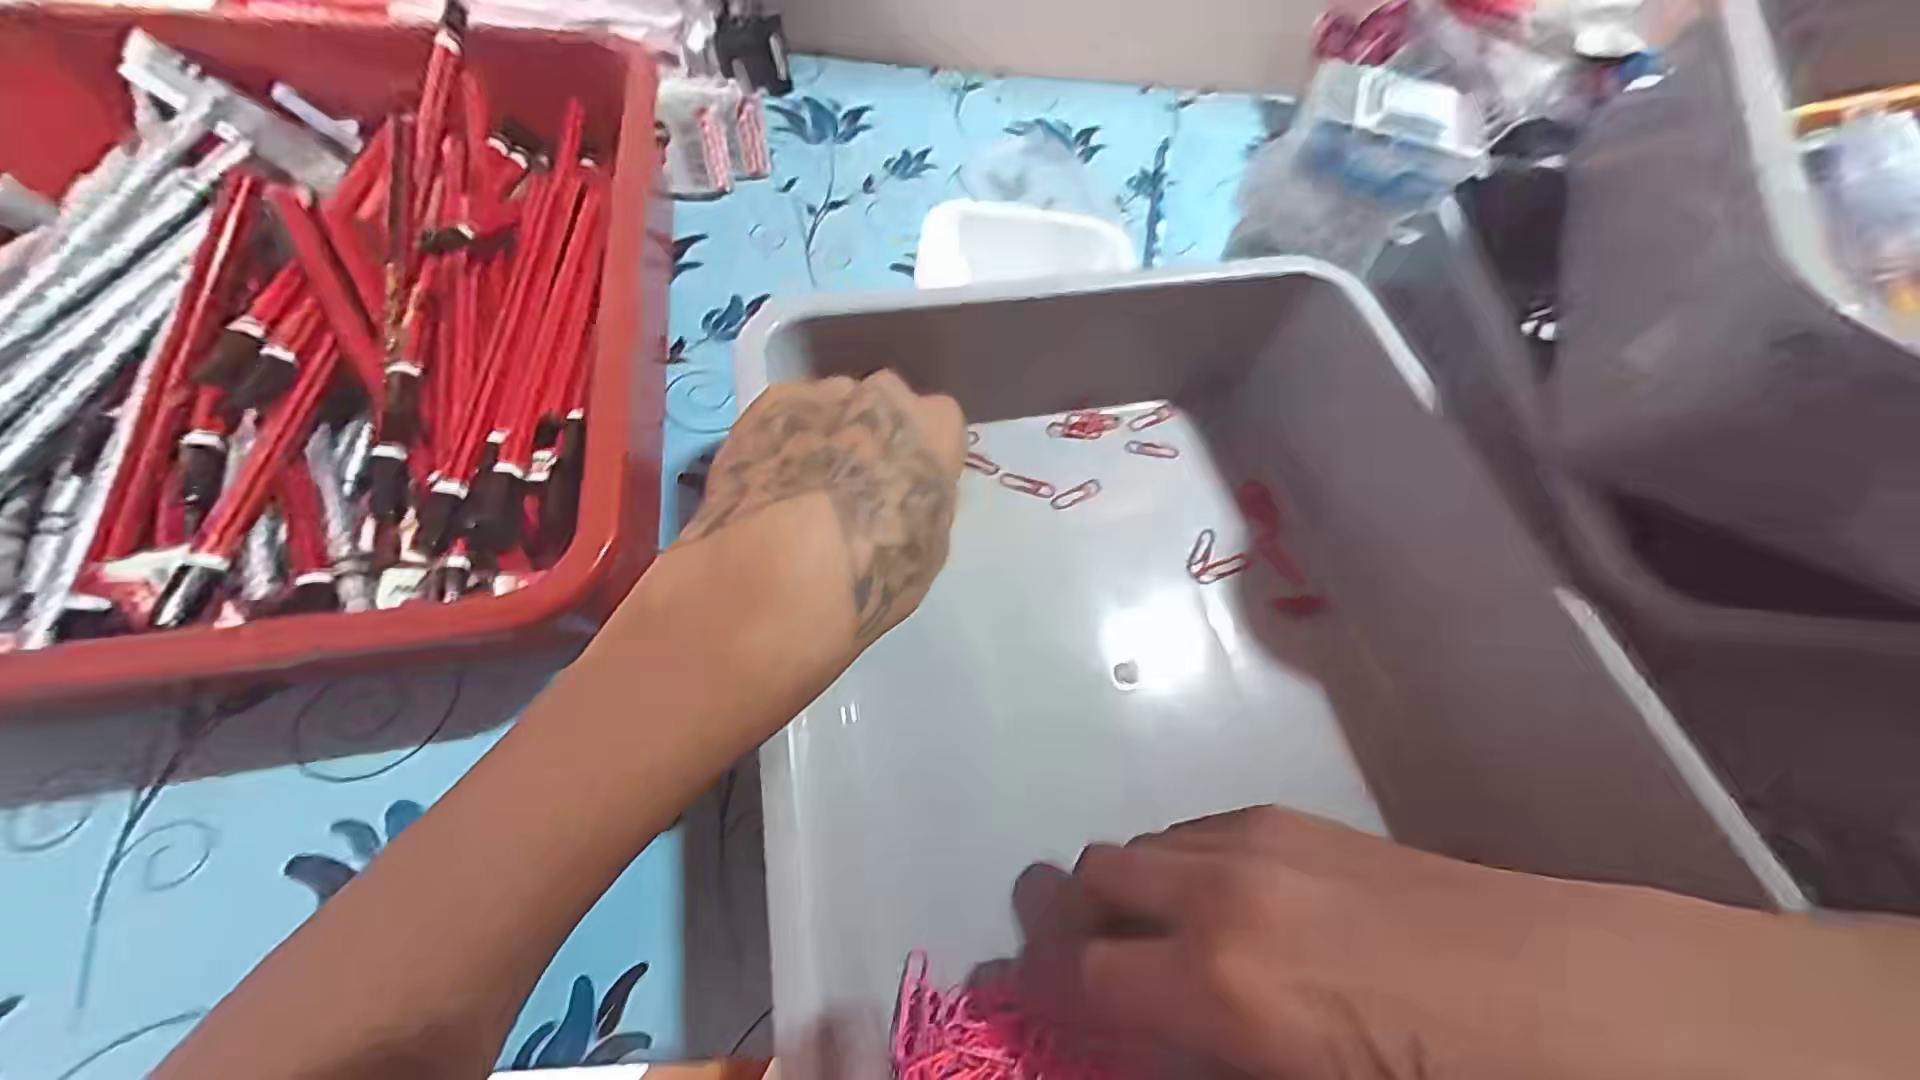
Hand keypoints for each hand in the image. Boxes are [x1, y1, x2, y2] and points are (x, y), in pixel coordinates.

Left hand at [677, 370, 963, 647]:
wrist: (789, 562)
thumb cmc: (878, 566)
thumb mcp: (927, 545)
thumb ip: (919, 502)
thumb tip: (901, 499)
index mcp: (937, 425)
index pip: (937, 426)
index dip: (915, 457)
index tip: (900, 484)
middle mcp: (885, 393)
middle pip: (880, 406)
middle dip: (868, 437)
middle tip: (850, 486)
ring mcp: (823, 392)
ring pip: (828, 406)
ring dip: (820, 437)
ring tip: (799, 489)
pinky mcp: (767, 403)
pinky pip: (780, 416)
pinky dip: (776, 442)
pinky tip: (764, 482)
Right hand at [1017, 807, 1867, 1079]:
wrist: (1614, 1004)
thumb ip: (1208, 1063)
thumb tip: (1152, 1044)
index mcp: (1223, 983)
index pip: (1079, 974)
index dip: (1037, 991)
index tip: (1025, 1006)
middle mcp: (1218, 890)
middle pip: (1089, 880)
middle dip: (1069, 928)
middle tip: (1091, 980)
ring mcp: (1256, 840)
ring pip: (1138, 849)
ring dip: (1126, 898)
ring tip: (1163, 950)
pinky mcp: (1294, 819)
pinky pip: (1192, 833)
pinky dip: (1178, 871)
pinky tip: (1229, 914)